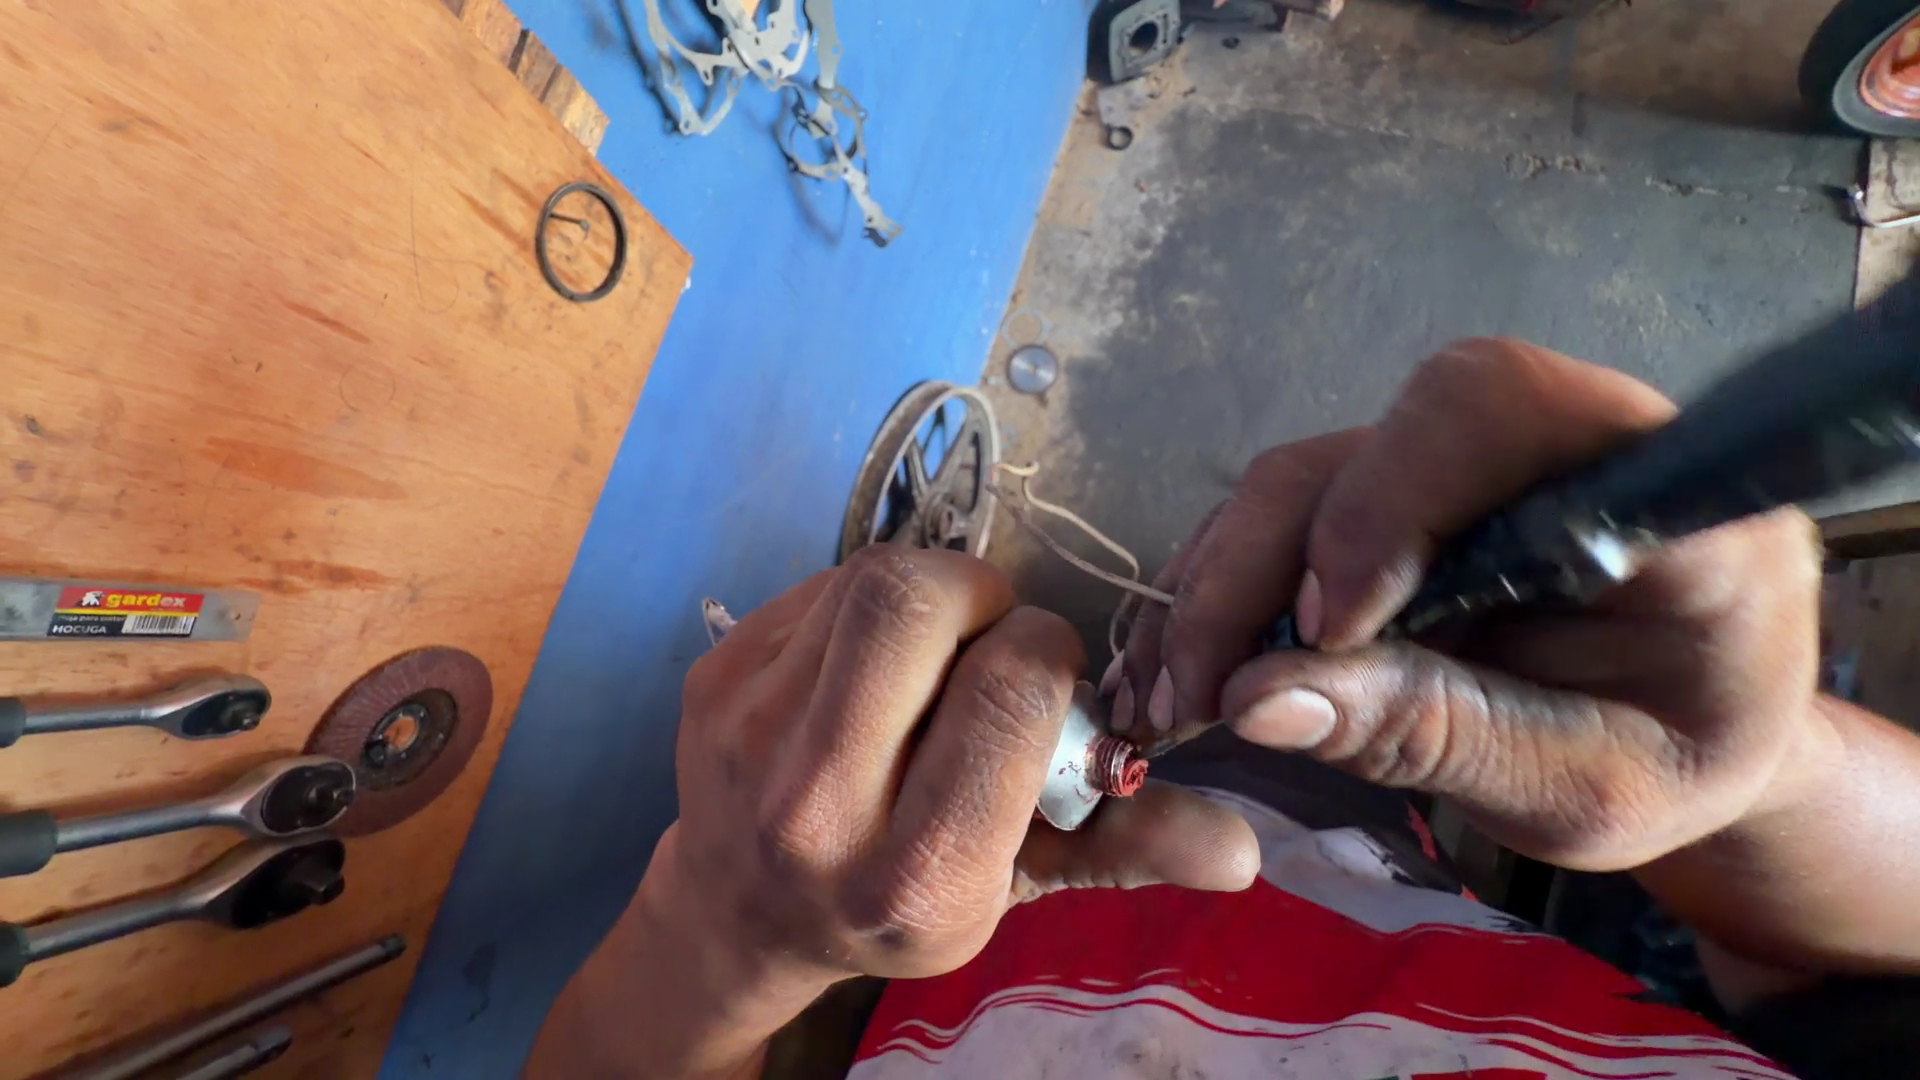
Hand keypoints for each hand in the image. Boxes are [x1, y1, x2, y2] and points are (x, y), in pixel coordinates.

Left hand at [664, 546, 1256, 996]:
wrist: (741, 910)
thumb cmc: (896, 901)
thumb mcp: (1016, 887)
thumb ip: (1122, 849)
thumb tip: (1238, 846)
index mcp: (915, 871)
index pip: (1010, 692)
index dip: (1047, 655)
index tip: (1041, 673)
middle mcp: (814, 800)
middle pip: (915, 603)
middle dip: (980, 597)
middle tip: (987, 637)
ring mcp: (748, 724)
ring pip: (872, 577)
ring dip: (929, 589)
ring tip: (934, 645)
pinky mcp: (715, 674)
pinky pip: (825, 584)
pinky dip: (871, 600)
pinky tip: (872, 656)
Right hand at [1117, 338, 1827, 871]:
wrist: (1657, 725)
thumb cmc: (1659, 757)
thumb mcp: (1572, 784)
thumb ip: (1430, 732)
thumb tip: (1253, 702)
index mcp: (1631, 485)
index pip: (1481, 410)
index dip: (1380, 505)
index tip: (1325, 633)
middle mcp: (1510, 447)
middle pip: (1332, 464)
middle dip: (1244, 582)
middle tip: (1195, 699)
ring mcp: (1420, 468)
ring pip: (1275, 492)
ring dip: (1208, 597)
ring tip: (1176, 700)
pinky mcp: (1361, 499)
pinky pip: (1256, 524)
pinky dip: (1208, 596)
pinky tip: (1185, 664)